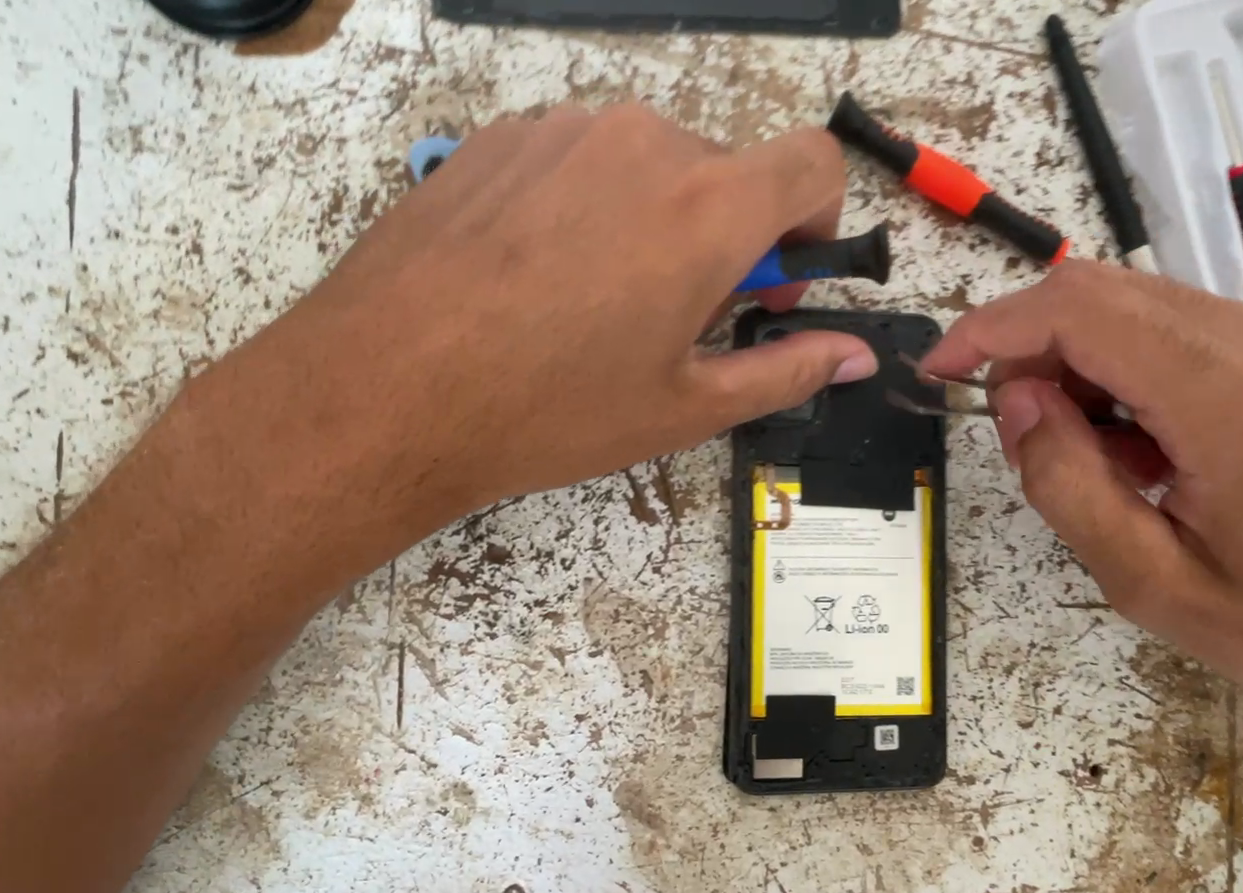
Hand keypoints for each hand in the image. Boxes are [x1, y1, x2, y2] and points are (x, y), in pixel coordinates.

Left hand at [212, 104, 876, 557]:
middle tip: (677, 321)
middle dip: (727, 240)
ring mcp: (561, 131)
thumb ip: (785, 370)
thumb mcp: (684, 407)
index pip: (813, 163)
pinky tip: (538, 279)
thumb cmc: (551, 410)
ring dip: (655, 223)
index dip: (816, 220)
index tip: (778, 280)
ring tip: (597, 305)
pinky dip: (589, 207)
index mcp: (706, 206)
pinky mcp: (497, 140)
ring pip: (649, 165)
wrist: (385, 390)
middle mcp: (642, 143)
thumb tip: (857, 355)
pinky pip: (578, 160)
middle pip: (726, 172)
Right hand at [923, 262, 1242, 757]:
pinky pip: (1178, 333)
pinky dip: (1124, 372)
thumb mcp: (1149, 582)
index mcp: (1228, 396)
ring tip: (1077, 454)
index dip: (990, 328)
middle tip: (1009, 429)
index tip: (938, 372)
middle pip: (1102, 293)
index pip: (1078, 310)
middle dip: (1027, 345)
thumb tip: (1018, 397)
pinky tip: (1135, 448)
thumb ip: (1068, 482)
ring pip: (1137, 308)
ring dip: (1076, 362)